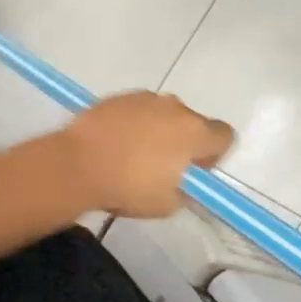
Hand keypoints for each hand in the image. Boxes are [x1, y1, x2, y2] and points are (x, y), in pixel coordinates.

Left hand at [54, 91, 234, 217]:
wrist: (76, 165)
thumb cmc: (127, 188)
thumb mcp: (166, 205)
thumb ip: (185, 192)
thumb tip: (185, 185)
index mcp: (194, 132)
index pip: (224, 136)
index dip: (213, 155)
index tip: (194, 171)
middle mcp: (175, 108)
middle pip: (193, 123)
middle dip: (185, 142)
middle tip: (162, 167)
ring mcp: (144, 98)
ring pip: (164, 115)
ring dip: (158, 131)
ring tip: (134, 155)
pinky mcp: (118, 97)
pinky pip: (137, 111)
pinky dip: (133, 124)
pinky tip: (115, 144)